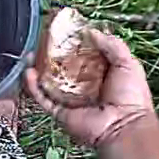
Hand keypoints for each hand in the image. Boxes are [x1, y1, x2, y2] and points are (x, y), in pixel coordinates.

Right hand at [25, 28, 157, 149]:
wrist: (124, 126)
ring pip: (49, 83)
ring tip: (30, 55)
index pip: (83, 56)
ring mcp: (71, 100)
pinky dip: (34, 87)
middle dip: (50, 56)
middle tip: (41, 42)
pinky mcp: (60, 113)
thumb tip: (91, 31)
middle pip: (63, 68)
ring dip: (38, 69)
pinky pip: (44, 99)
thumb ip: (112, 45)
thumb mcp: (127, 63)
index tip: (61, 31)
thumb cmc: (131, 96)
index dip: (72, 44)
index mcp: (101, 75)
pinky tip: (28, 73)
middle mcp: (84, 87)